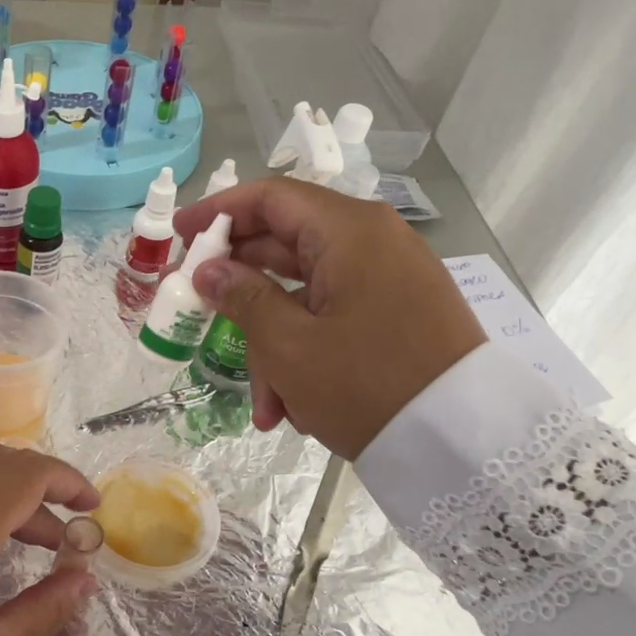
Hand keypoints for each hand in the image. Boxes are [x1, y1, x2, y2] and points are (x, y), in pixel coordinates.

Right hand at [173, 178, 487, 458]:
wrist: (457, 437)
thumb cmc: (364, 384)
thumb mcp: (289, 346)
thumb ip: (242, 298)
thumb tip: (209, 269)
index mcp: (348, 231)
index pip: (271, 197)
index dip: (219, 212)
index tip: (178, 235)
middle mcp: (372, 241)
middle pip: (285, 250)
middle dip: (241, 298)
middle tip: (198, 322)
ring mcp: (388, 279)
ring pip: (307, 297)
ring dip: (274, 349)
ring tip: (266, 408)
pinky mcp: (398, 313)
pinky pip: (335, 320)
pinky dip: (307, 355)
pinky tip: (294, 407)